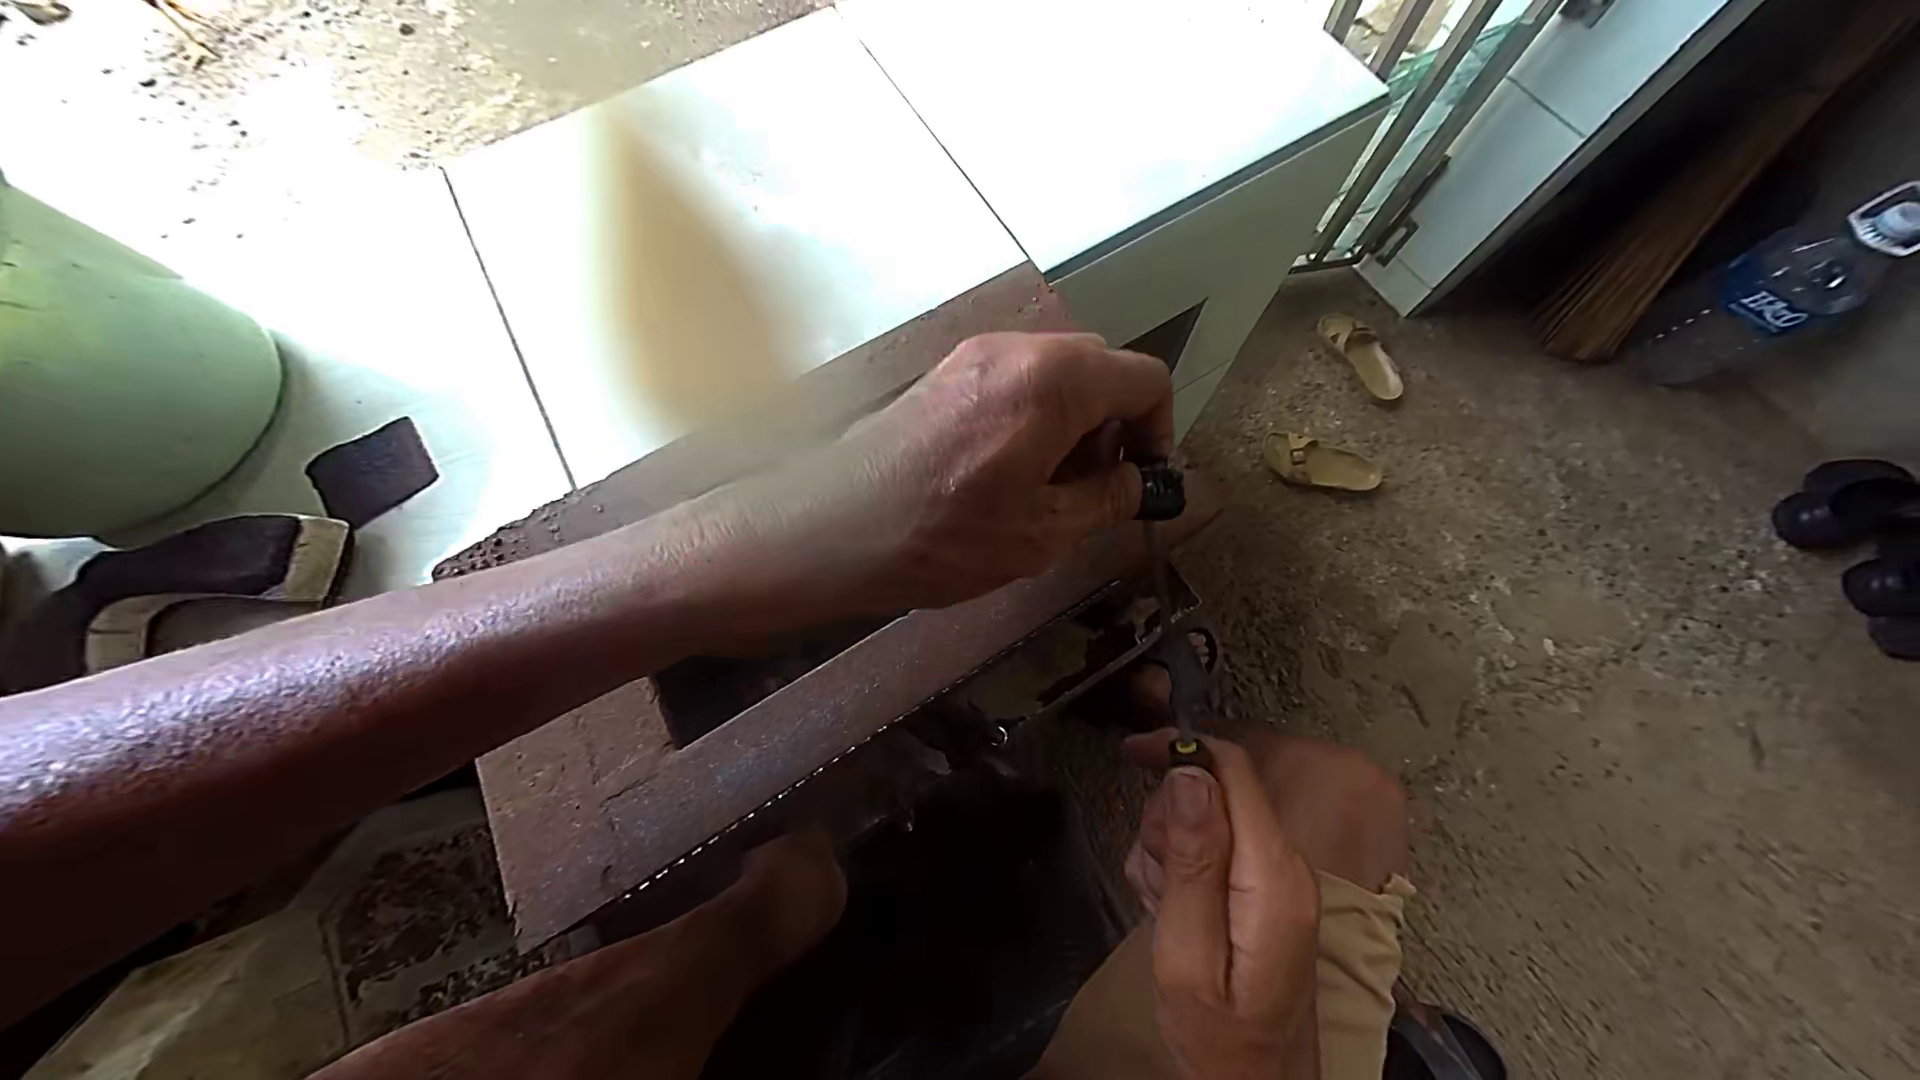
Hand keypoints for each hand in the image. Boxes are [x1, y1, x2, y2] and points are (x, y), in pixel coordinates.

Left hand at [826, 331, 1172, 609]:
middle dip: (1112, 425)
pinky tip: (1002, 472)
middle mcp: (1016, 350)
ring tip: (1043, 486)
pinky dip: (1031, 416)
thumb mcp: (1044, 532)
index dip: (1160, 429)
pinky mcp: (942, 375)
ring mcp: (972, 356)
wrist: (833, 527)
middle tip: (1090, 486)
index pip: (1144, 378)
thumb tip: (1138, 481)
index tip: (1141, 477)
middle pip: (1099, 368)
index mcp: (1055, 380)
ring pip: (1054, 373)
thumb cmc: (944, 536)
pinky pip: (1011, 382)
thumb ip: (1108, 499)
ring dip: (1071, 422)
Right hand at [1125, 732, 1322, 1079]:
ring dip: (1165, 844)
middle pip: (1212, 788)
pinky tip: (1168, 904)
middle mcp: (1281, 861)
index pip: (1233, 770)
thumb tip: (1190, 774)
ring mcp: (1270, 872)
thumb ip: (1192, 861)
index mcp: (1273, 873)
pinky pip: (1203, 842)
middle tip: (1153, 875)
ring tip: (1160, 901)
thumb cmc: (1217, 1035)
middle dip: (1167, 815)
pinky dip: (1173, 863)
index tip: (1131, 752)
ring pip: (1200, 813)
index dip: (1181, 747)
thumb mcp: (1187, 953)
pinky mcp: (1255, 883)